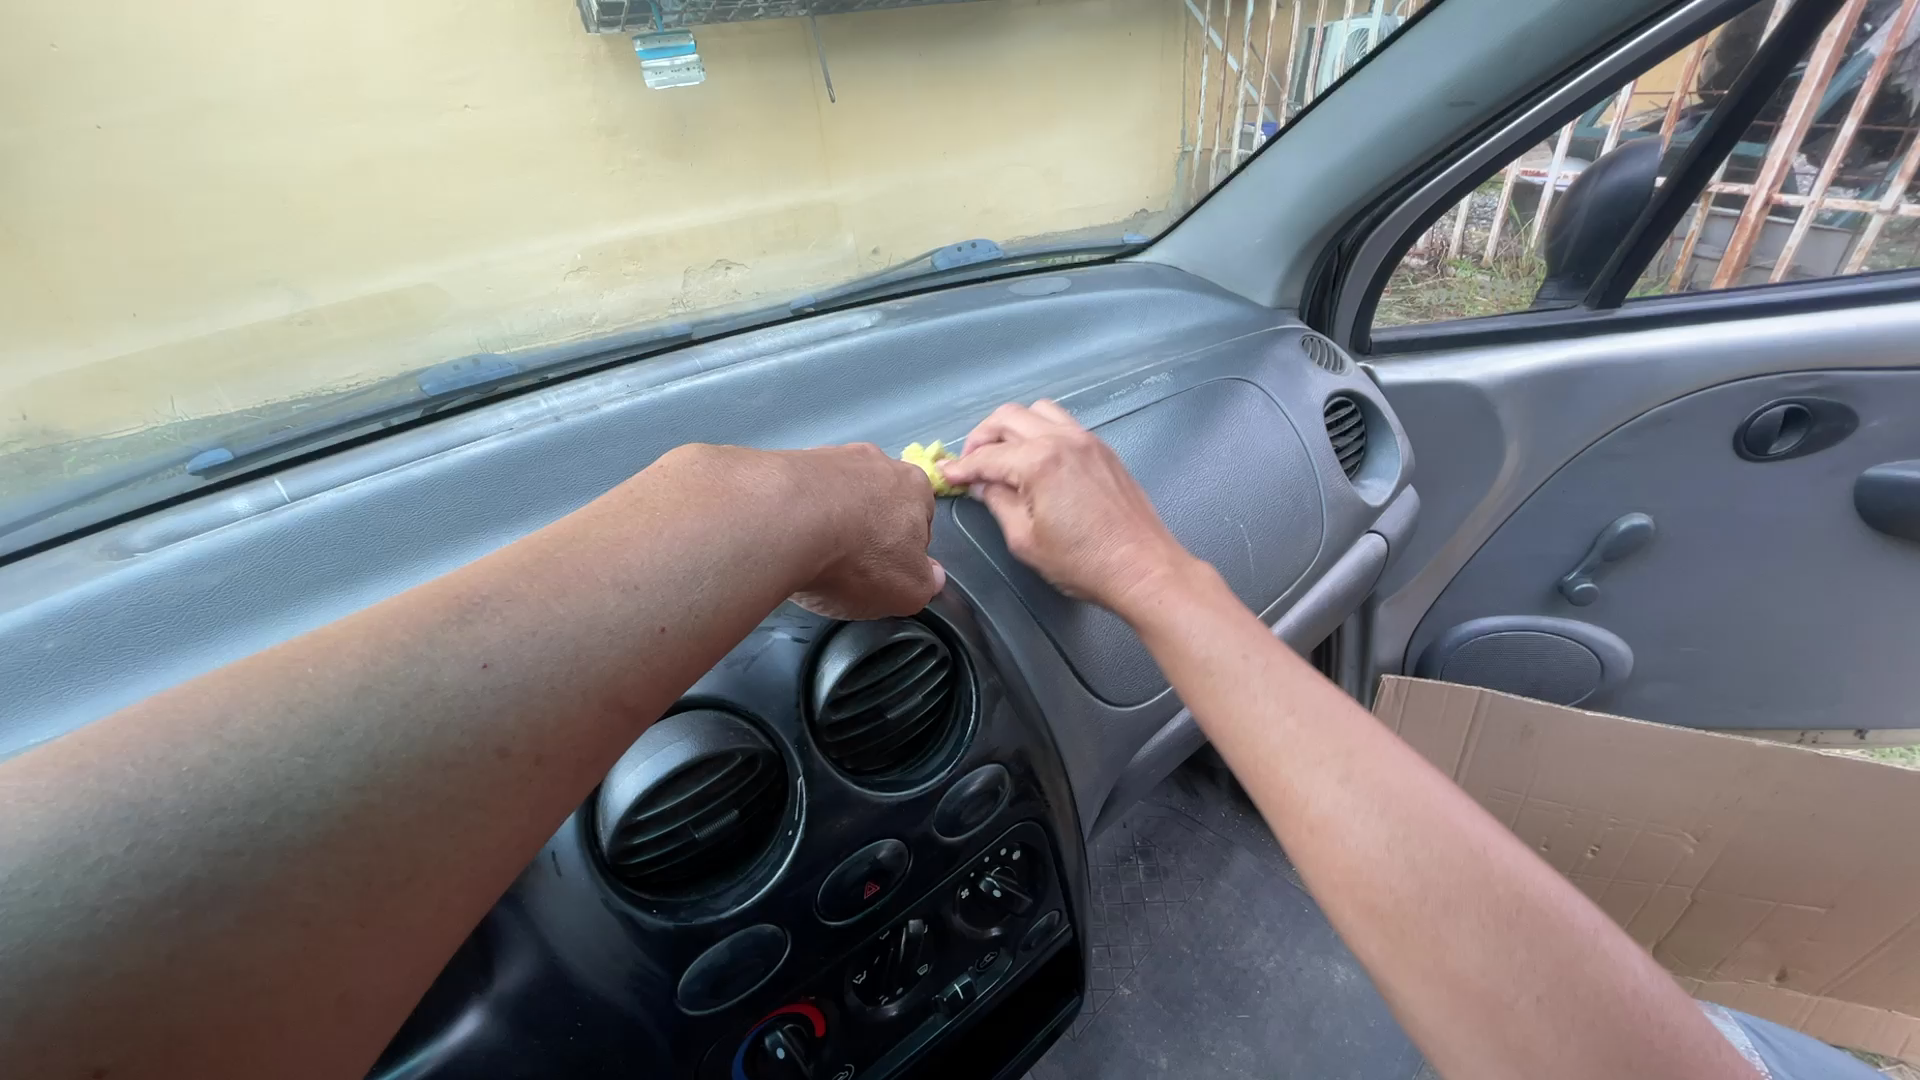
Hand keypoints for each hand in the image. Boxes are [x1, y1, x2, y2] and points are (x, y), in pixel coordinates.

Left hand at [634, 443, 941, 619]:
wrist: (782, 520)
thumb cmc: (858, 558)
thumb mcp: (908, 591)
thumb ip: (927, 584)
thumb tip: (933, 576)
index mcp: (915, 487)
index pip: (921, 520)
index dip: (904, 550)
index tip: (883, 573)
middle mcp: (876, 461)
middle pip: (877, 501)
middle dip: (866, 529)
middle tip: (846, 564)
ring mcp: (830, 456)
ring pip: (836, 493)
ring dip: (829, 517)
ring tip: (809, 553)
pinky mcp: (787, 459)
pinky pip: (799, 491)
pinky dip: (795, 511)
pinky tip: (784, 537)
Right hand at [939, 401, 1196, 617]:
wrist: (1142, 567)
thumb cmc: (1082, 562)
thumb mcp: (1026, 540)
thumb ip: (999, 503)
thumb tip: (982, 485)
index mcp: (1039, 461)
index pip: (987, 456)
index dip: (961, 467)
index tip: (945, 475)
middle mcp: (1062, 439)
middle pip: (1008, 417)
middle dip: (981, 437)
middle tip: (971, 463)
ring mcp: (1086, 440)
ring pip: (1037, 411)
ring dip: (1013, 427)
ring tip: (1003, 454)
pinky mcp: (1102, 449)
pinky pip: (1063, 423)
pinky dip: (1040, 431)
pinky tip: (1035, 458)